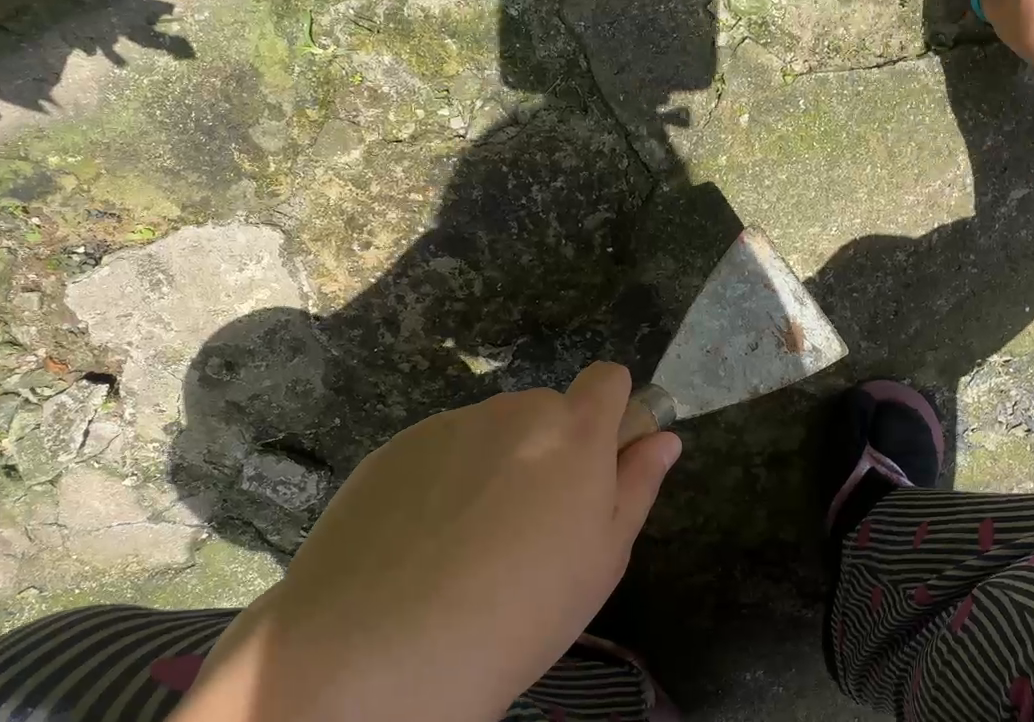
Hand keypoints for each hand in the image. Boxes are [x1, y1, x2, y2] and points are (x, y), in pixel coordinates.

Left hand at [176, 363, 680, 721]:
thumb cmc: (518, 612)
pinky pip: (438, 453)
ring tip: (467, 546)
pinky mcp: (391, 451)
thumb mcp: (602, 559)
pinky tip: (420, 547)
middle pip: (549, 411)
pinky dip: (441, 483)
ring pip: (492, 435)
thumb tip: (664, 440)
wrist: (369, 655)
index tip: (600, 465)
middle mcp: (515, 411)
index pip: (608, 379)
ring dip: (497, 466)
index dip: (612, 413)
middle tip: (533, 527)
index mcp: (576, 431)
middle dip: (552, 450)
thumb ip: (638, 486)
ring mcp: (447, 427)